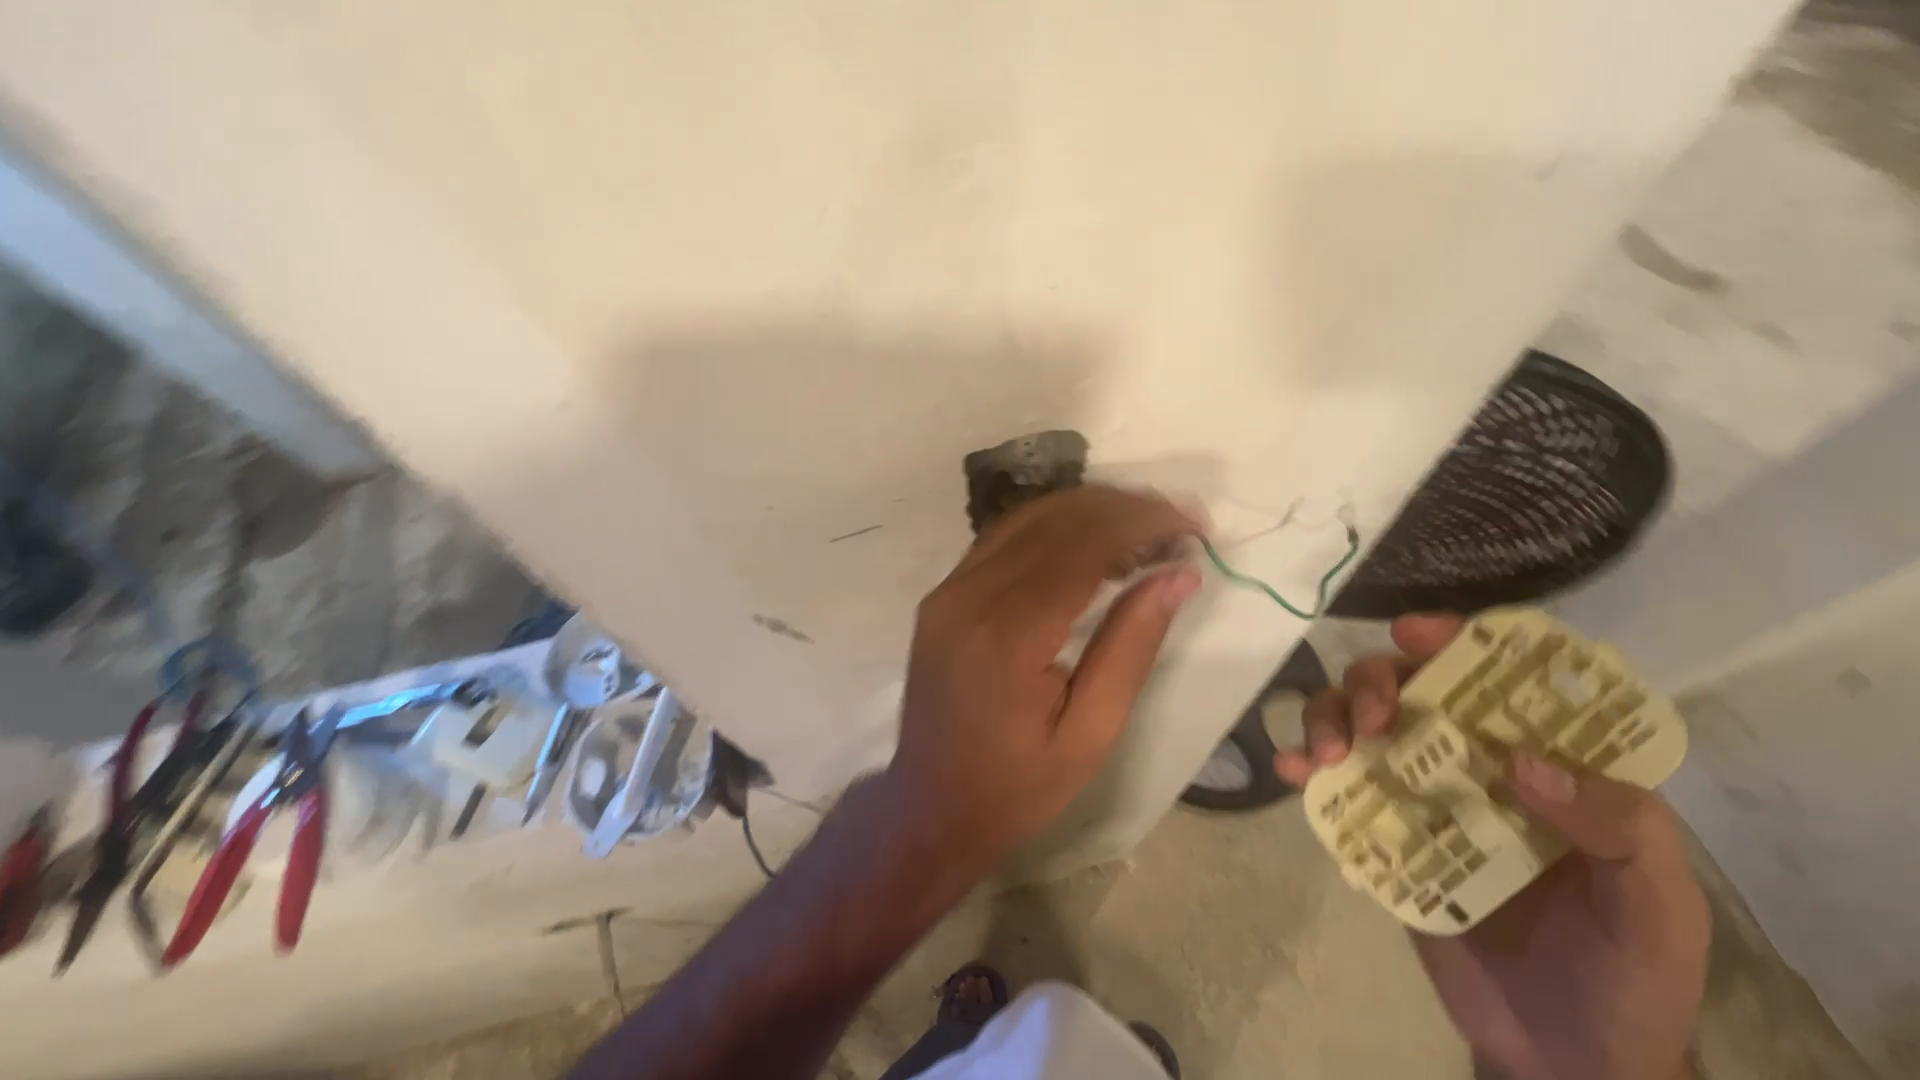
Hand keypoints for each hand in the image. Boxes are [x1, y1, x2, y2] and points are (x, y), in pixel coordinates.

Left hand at [886, 485, 1201, 878]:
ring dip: (1088, 510)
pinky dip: (1051, 528)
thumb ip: (1132, 647)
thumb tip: (1178, 574)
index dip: (1143, 523)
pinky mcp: (941, 597)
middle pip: (1055, 521)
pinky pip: (1001, 541)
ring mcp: (948, 592)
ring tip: (1146, 521)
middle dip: (1123, 508)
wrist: (930, 807)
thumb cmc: (1017, 786)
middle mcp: (970, 596)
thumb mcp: (1091, 732)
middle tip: (1180, 519)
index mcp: (1009, 634)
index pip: (1084, 546)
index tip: (1195, 525)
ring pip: (1026, 520)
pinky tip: (1090, 540)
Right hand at [1279, 616, 1709, 1079]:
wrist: (1564, 1058)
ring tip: (1329, 752)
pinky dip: (1309, 767)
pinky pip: (1341, 787)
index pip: (1503, 677)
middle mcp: (1481, 763)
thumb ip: (1615, 826)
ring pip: (1364, 724)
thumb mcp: (1655, 903)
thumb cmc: (1629, 974)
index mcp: (1552, 761)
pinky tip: (1294, 773)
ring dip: (1333, 716)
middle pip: (1414, 687)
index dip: (1459, 639)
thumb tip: (1519, 760)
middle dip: (1378, 682)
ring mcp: (1426, 798)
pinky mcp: (1387, 835)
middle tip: (1372, 721)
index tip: (1414, 635)